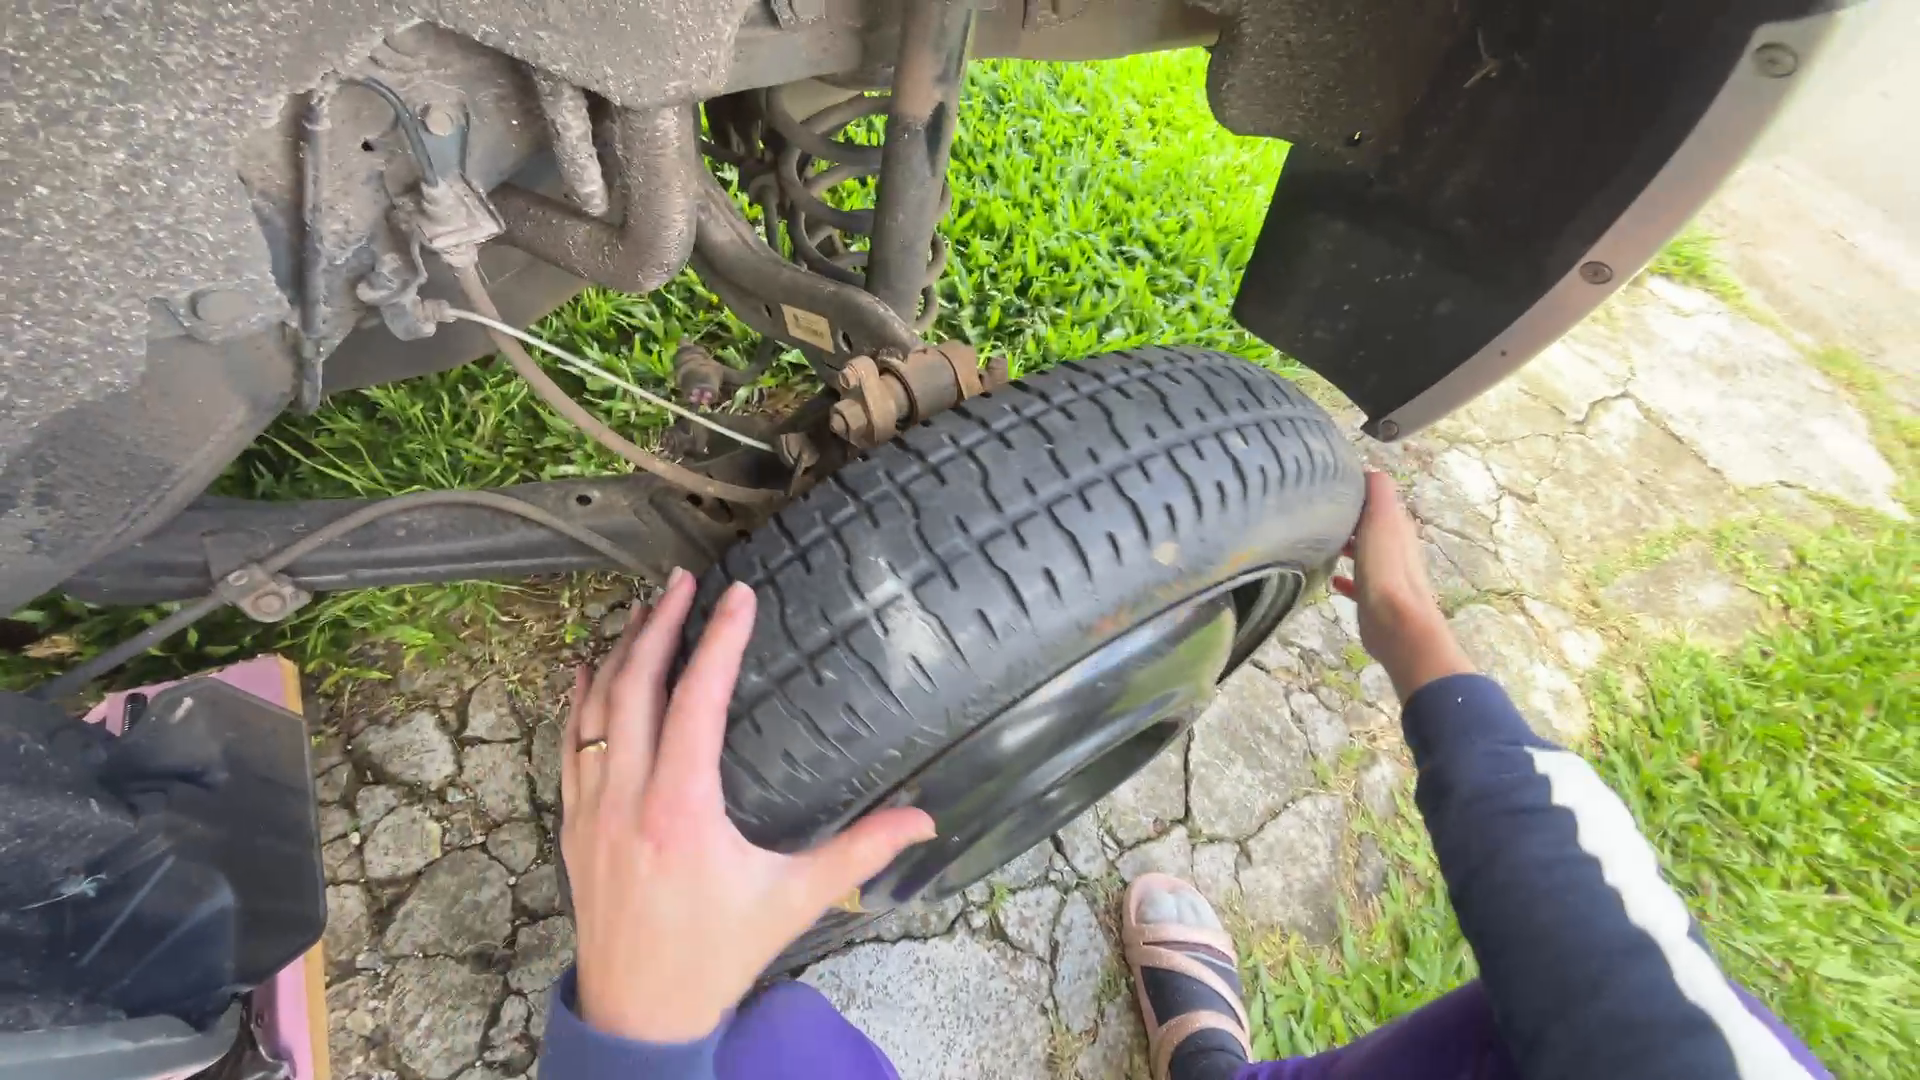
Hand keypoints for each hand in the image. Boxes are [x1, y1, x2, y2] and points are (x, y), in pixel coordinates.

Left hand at [561, 567, 936, 1042]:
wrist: (636, 1018)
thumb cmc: (718, 953)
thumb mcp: (795, 900)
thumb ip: (862, 851)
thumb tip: (926, 818)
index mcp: (683, 806)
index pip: (699, 699)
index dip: (721, 640)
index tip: (739, 595)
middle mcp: (629, 796)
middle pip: (635, 686)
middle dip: (660, 624)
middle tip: (682, 580)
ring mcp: (592, 808)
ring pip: (594, 708)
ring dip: (619, 652)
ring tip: (644, 609)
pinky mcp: (574, 824)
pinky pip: (569, 745)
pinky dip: (579, 699)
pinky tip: (587, 670)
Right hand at [1331, 471, 1474, 701]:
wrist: (1397, 624)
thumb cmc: (1385, 570)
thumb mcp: (1382, 520)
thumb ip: (1378, 492)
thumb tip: (1369, 469)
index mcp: (1395, 526)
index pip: (1375, 499)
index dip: (1354, 489)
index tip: (1325, 484)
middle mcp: (1392, 547)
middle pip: (1368, 524)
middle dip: (1345, 516)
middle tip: (1314, 511)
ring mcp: (1383, 573)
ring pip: (1362, 551)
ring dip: (1344, 544)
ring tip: (1317, 541)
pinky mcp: (1372, 597)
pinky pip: (1356, 581)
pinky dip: (1344, 576)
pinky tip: (1330, 578)